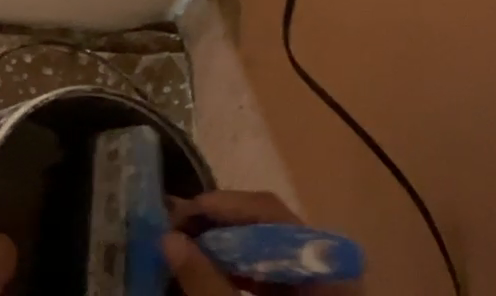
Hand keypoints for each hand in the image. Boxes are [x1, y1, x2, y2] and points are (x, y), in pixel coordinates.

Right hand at [163, 191, 360, 295]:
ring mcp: (321, 291)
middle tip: (174, 232)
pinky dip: (238, 273)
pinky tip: (211, 279)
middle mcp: (328, 270)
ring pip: (266, 252)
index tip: (178, 217)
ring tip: (185, 253)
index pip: (268, 213)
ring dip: (224, 248)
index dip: (221, 208)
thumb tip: (168, 238)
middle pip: (267, 229)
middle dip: (218, 227)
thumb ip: (205, 284)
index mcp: (323, 269)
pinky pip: (271, 278)